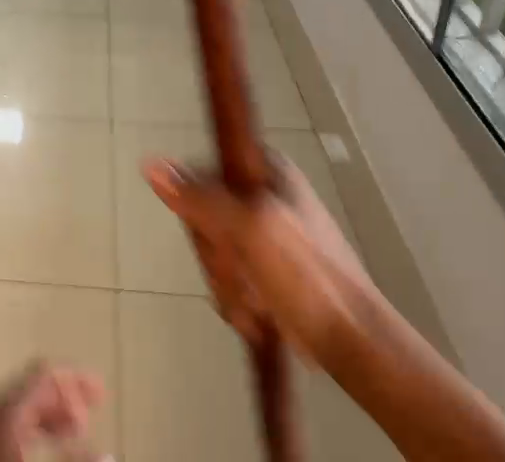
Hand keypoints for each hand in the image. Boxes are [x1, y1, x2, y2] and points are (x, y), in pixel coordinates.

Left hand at [0, 363, 107, 461]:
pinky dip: (25, 428)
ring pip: (15, 405)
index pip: (44, 371)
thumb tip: (106, 453)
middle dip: (63, 399)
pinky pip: (0, 422)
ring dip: (46, 416)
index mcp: (3, 407)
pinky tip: (35, 449)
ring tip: (69, 437)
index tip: (98, 394)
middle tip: (86, 418)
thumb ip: (73, 456)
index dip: (75, 378)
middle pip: (30, 386)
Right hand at [143, 154, 375, 361]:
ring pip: (214, 250)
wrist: (354, 340)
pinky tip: (255, 315)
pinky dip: (236, 299)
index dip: (200, 208)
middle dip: (218, 257)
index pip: (201, 173)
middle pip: (204, 216)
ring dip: (227, 284)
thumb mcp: (251, 230)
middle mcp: (264, 195)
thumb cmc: (308, 278)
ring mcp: (267, 233)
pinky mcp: (268, 268)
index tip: (217, 236)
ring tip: (254, 306)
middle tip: (242, 277)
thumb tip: (150, 164)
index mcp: (267, 170)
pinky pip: (229, 275)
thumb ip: (201, 198)